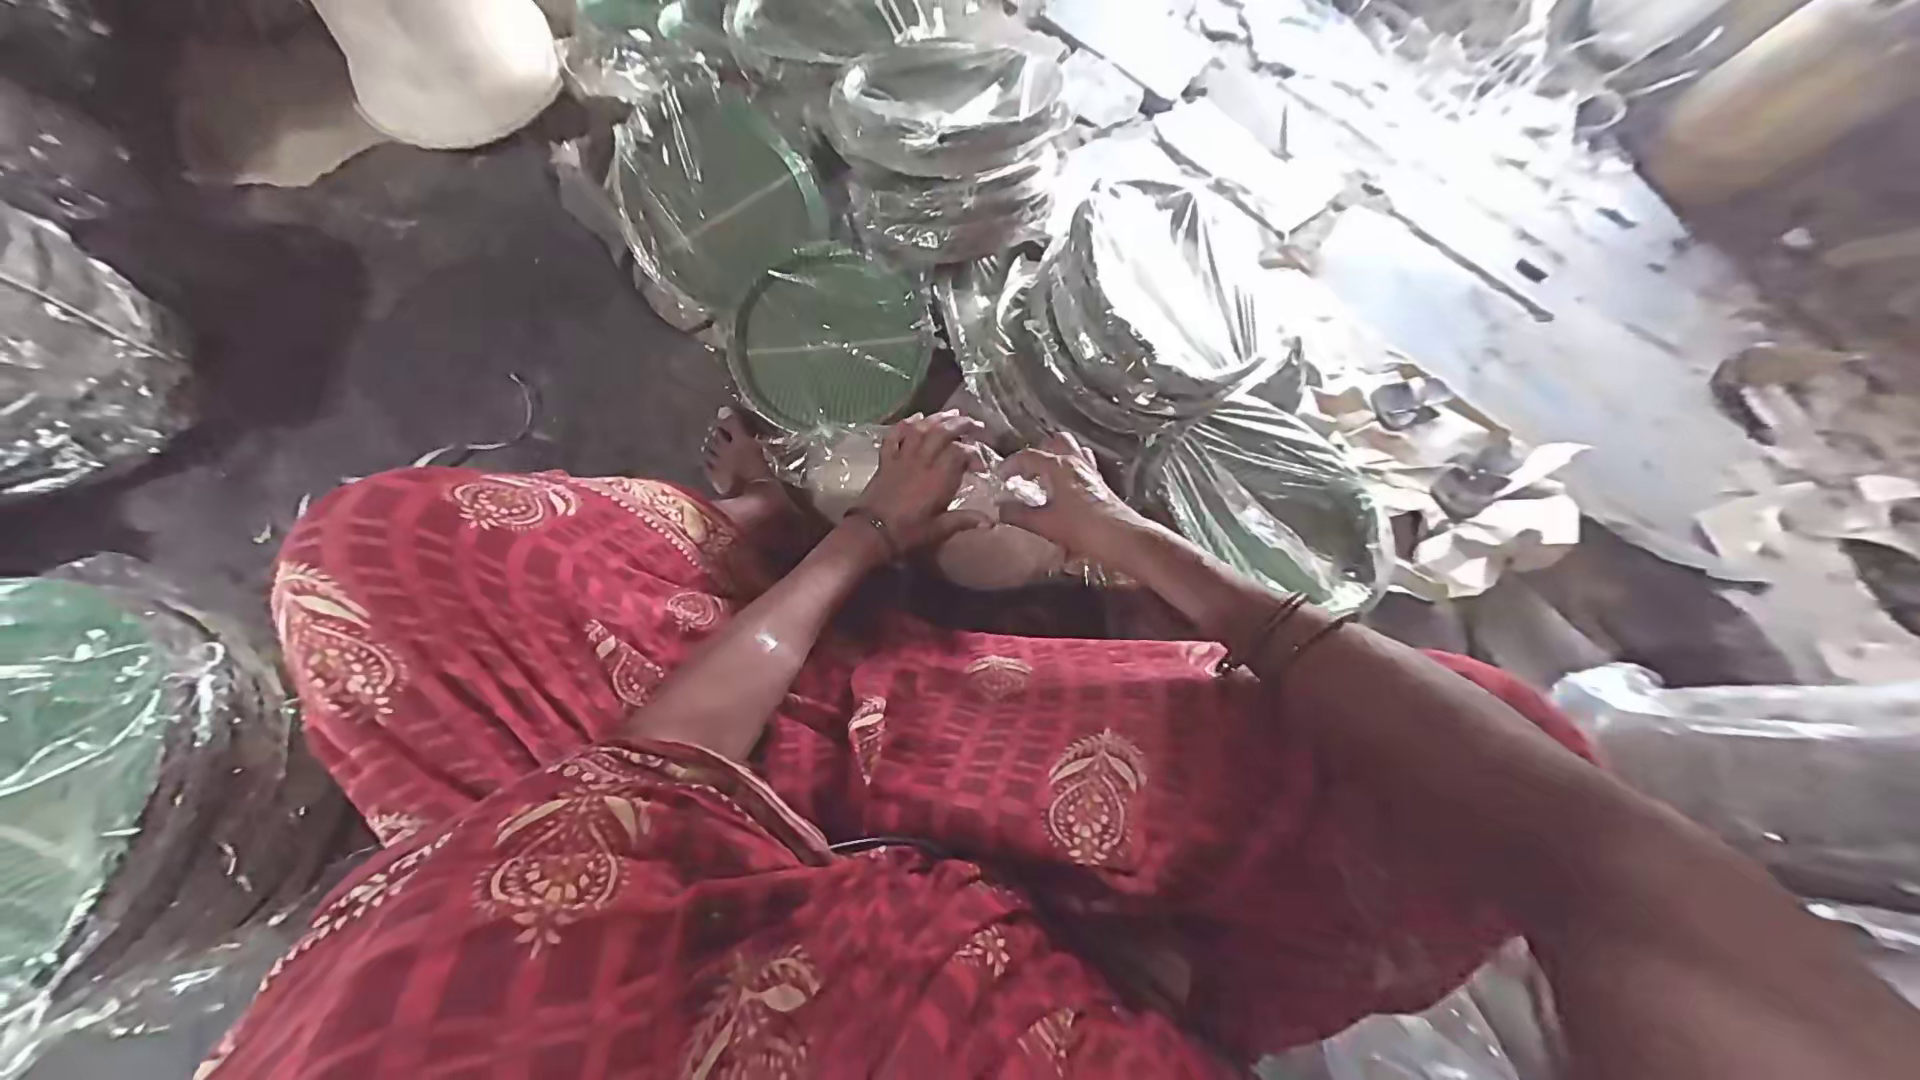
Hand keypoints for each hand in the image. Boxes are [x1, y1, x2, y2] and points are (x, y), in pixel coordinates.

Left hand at [851, 411, 991, 553]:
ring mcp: (902, 458)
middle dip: (960, 425)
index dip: (973, 454)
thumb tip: (991, 522)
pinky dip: (905, 424)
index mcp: (939, 477)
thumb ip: (964, 520)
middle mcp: (923, 461)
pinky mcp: (886, 461)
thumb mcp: (940, 530)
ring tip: (951, 414)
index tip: (980, 466)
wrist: (871, 533)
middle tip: (974, 423)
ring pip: (921, 429)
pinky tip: (915, 417)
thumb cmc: (908, 533)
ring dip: (937, 418)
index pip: (960, 453)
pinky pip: (895, 436)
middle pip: (942, 433)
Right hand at [996, 432, 1146, 559]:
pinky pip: (1083, 467)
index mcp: (1059, 467)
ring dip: (1056, 459)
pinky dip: (1070, 472)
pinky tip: (1065, 490)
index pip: (1029, 455)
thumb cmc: (1082, 528)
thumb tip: (1000, 508)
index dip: (1011, 464)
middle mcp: (1076, 463)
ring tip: (1044, 478)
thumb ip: (1018, 514)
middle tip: (1026, 473)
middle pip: (1056, 443)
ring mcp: (1090, 473)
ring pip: (1072, 452)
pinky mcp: (1100, 485)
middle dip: (1038, 453)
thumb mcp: (1044, 523)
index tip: (1000, 477)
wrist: (1122, 539)